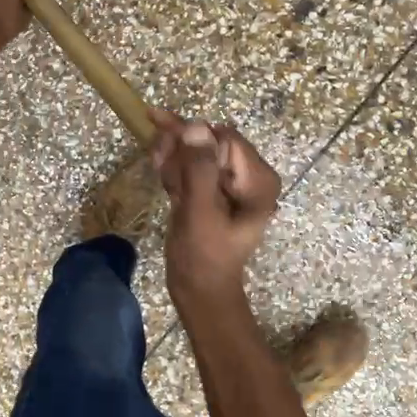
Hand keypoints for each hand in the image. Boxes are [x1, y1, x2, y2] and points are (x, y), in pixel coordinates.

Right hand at [149, 108, 280, 300]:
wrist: (198, 290)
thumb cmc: (205, 256)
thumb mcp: (201, 213)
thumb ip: (200, 169)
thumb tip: (195, 126)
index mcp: (258, 180)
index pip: (223, 138)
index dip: (192, 138)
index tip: (163, 146)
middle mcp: (248, 176)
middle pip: (208, 141)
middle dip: (180, 146)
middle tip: (158, 161)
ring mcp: (229, 184)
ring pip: (196, 151)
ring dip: (174, 158)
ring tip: (163, 176)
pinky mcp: (210, 191)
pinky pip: (190, 167)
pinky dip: (175, 170)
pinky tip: (167, 182)